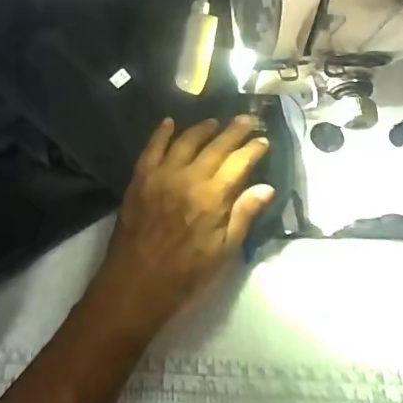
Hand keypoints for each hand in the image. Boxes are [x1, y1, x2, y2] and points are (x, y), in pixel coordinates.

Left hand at [86, 117, 274, 337]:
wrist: (135, 283)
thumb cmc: (185, 275)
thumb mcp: (223, 253)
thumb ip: (243, 216)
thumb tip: (266, 187)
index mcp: (212, 198)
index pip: (239, 163)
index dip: (253, 149)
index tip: (264, 140)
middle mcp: (188, 177)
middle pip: (215, 146)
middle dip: (233, 131)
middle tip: (247, 119)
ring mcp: (161, 174)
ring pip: (185, 141)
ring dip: (202, 128)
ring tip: (215, 121)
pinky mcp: (140, 177)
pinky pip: (152, 147)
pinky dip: (161, 133)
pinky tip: (169, 122)